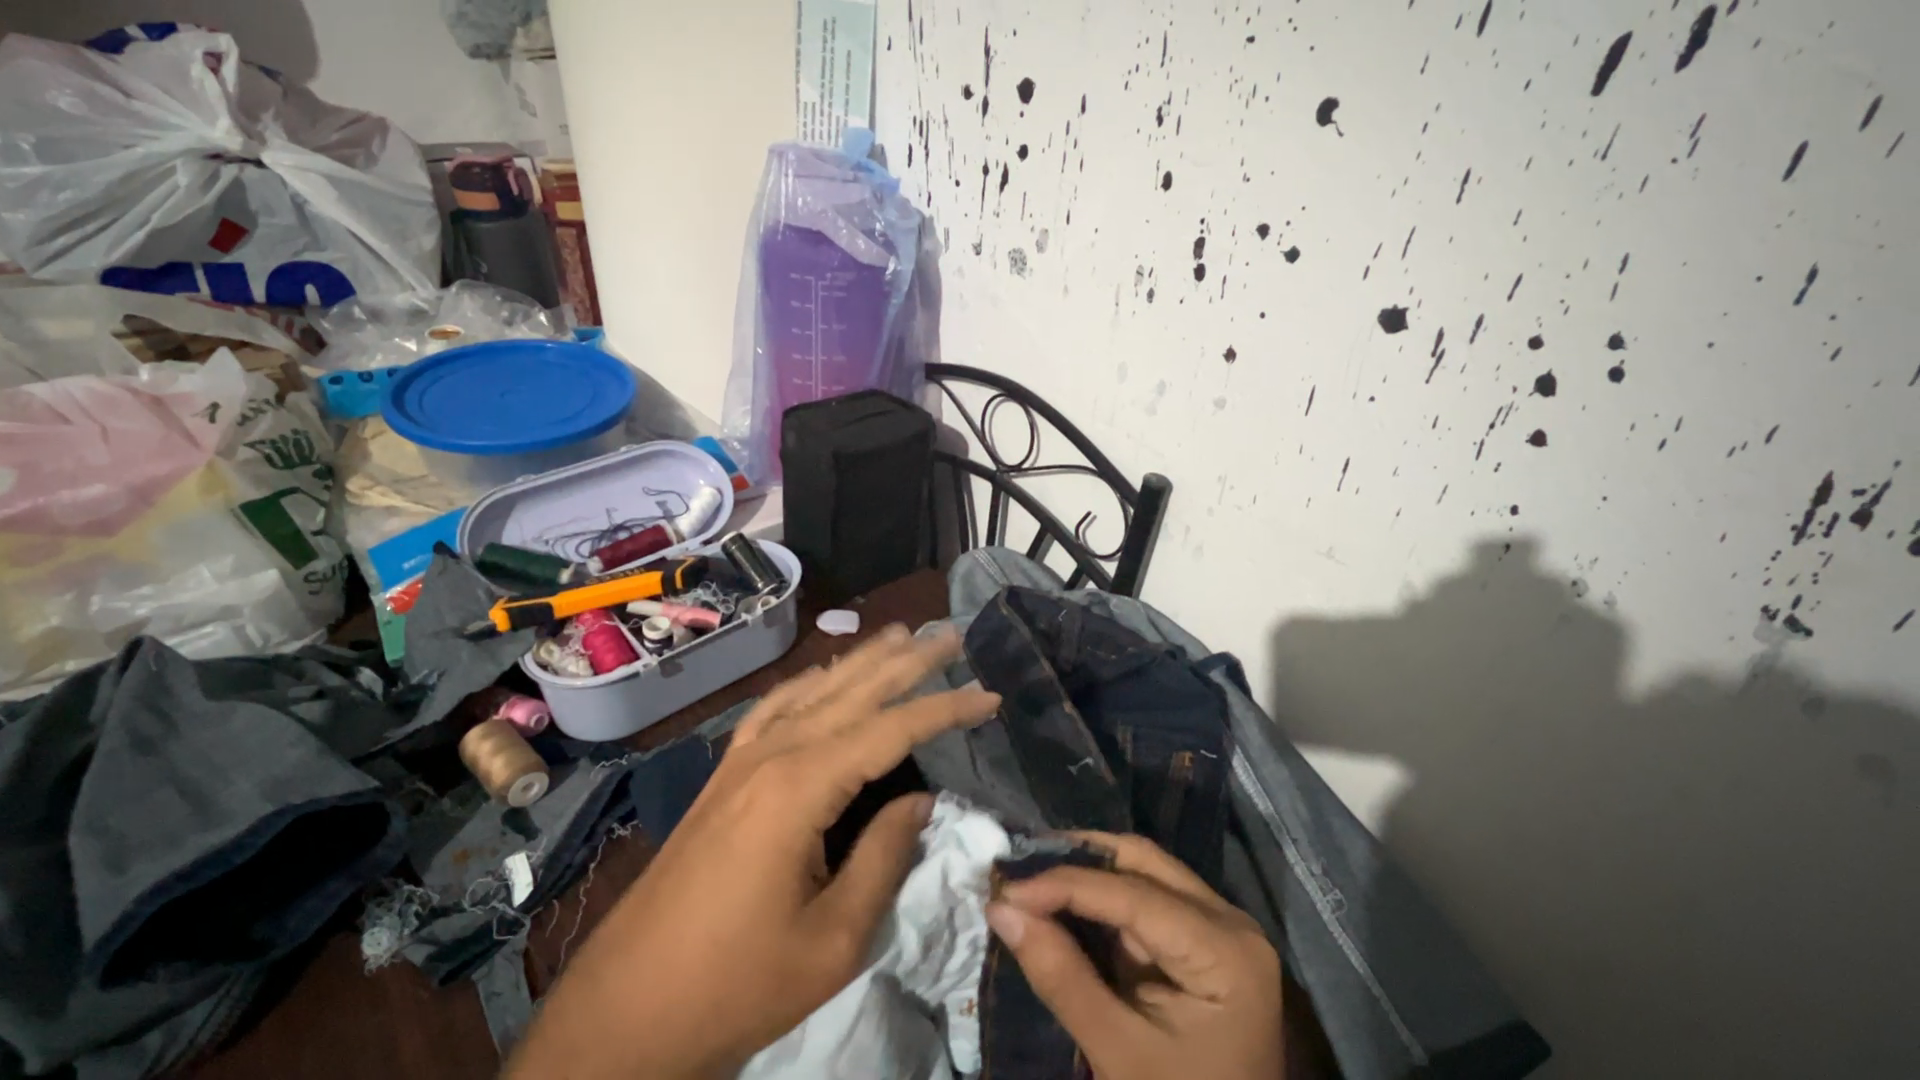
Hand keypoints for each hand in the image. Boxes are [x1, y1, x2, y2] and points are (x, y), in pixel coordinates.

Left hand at [505, 625, 999, 1079]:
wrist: (629, 1008)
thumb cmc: (740, 981)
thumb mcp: (835, 937)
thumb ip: (885, 857)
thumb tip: (922, 801)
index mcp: (800, 788)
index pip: (890, 729)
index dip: (945, 709)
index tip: (991, 695)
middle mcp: (769, 756)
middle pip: (851, 691)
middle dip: (906, 661)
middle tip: (952, 635)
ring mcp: (738, 763)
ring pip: (811, 692)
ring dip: (859, 662)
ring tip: (899, 636)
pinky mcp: (721, 780)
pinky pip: (773, 712)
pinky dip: (808, 685)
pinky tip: (821, 681)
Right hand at [986, 832, 1284, 1079]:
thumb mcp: (1118, 1051)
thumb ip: (1062, 977)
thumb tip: (1002, 910)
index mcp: (1225, 951)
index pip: (1134, 894)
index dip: (1065, 884)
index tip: (1004, 890)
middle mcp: (1230, 923)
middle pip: (1144, 864)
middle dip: (1076, 858)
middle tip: (1014, 868)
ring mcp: (1220, 930)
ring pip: (1145, 873)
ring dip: (1086, 872)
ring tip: (1028, 879)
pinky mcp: (1203, 944)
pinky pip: (1147, 901)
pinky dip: (1101, 899)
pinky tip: (1060, 901)